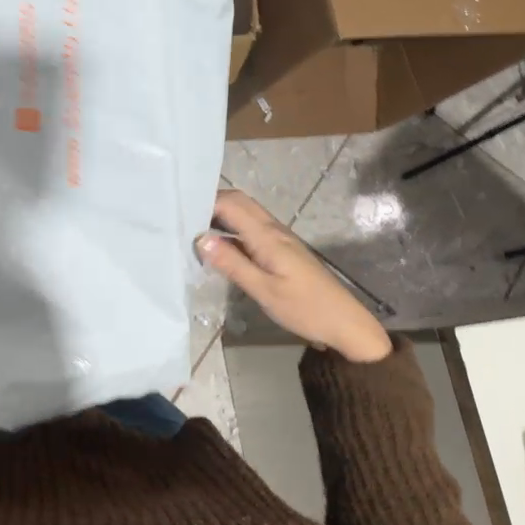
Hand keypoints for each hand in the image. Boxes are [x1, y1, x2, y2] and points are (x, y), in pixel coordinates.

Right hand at [196, 189, 391, 362]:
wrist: (345, 323)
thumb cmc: (305, 309)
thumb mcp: (264, 291)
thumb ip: (232, 264)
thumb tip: (200, 238)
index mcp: (268, 236)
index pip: (230, 204)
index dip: (204, 201)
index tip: (178, 210)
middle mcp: (273, 230)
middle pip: (238, 202)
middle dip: (210, 203)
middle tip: (181, 217)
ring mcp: (279, 239)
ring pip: (245, 214)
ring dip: (220, 215)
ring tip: (192, 229)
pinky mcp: (281, 250)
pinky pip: (251, 228)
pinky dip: (231, 229)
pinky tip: (217, 247)